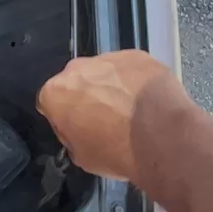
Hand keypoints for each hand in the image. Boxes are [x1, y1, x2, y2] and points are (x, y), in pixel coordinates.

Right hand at [36, 50, 198, 189]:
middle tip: (106, 117)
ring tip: (131, 109)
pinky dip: (136, 80)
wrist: (163, 139)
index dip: (64, 115)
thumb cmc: (117, 152)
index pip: (50, 102)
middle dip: (87, 95)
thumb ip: (70, 135)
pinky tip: (149, 100)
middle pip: (76, 81)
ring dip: (112, 86)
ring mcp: (107, 58)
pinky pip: (131, 67)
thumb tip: (76, 129)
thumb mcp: (81, 156)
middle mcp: (75, 69)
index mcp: (54, 93)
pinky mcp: (136, 55)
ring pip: (104, 71)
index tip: (79, 126)